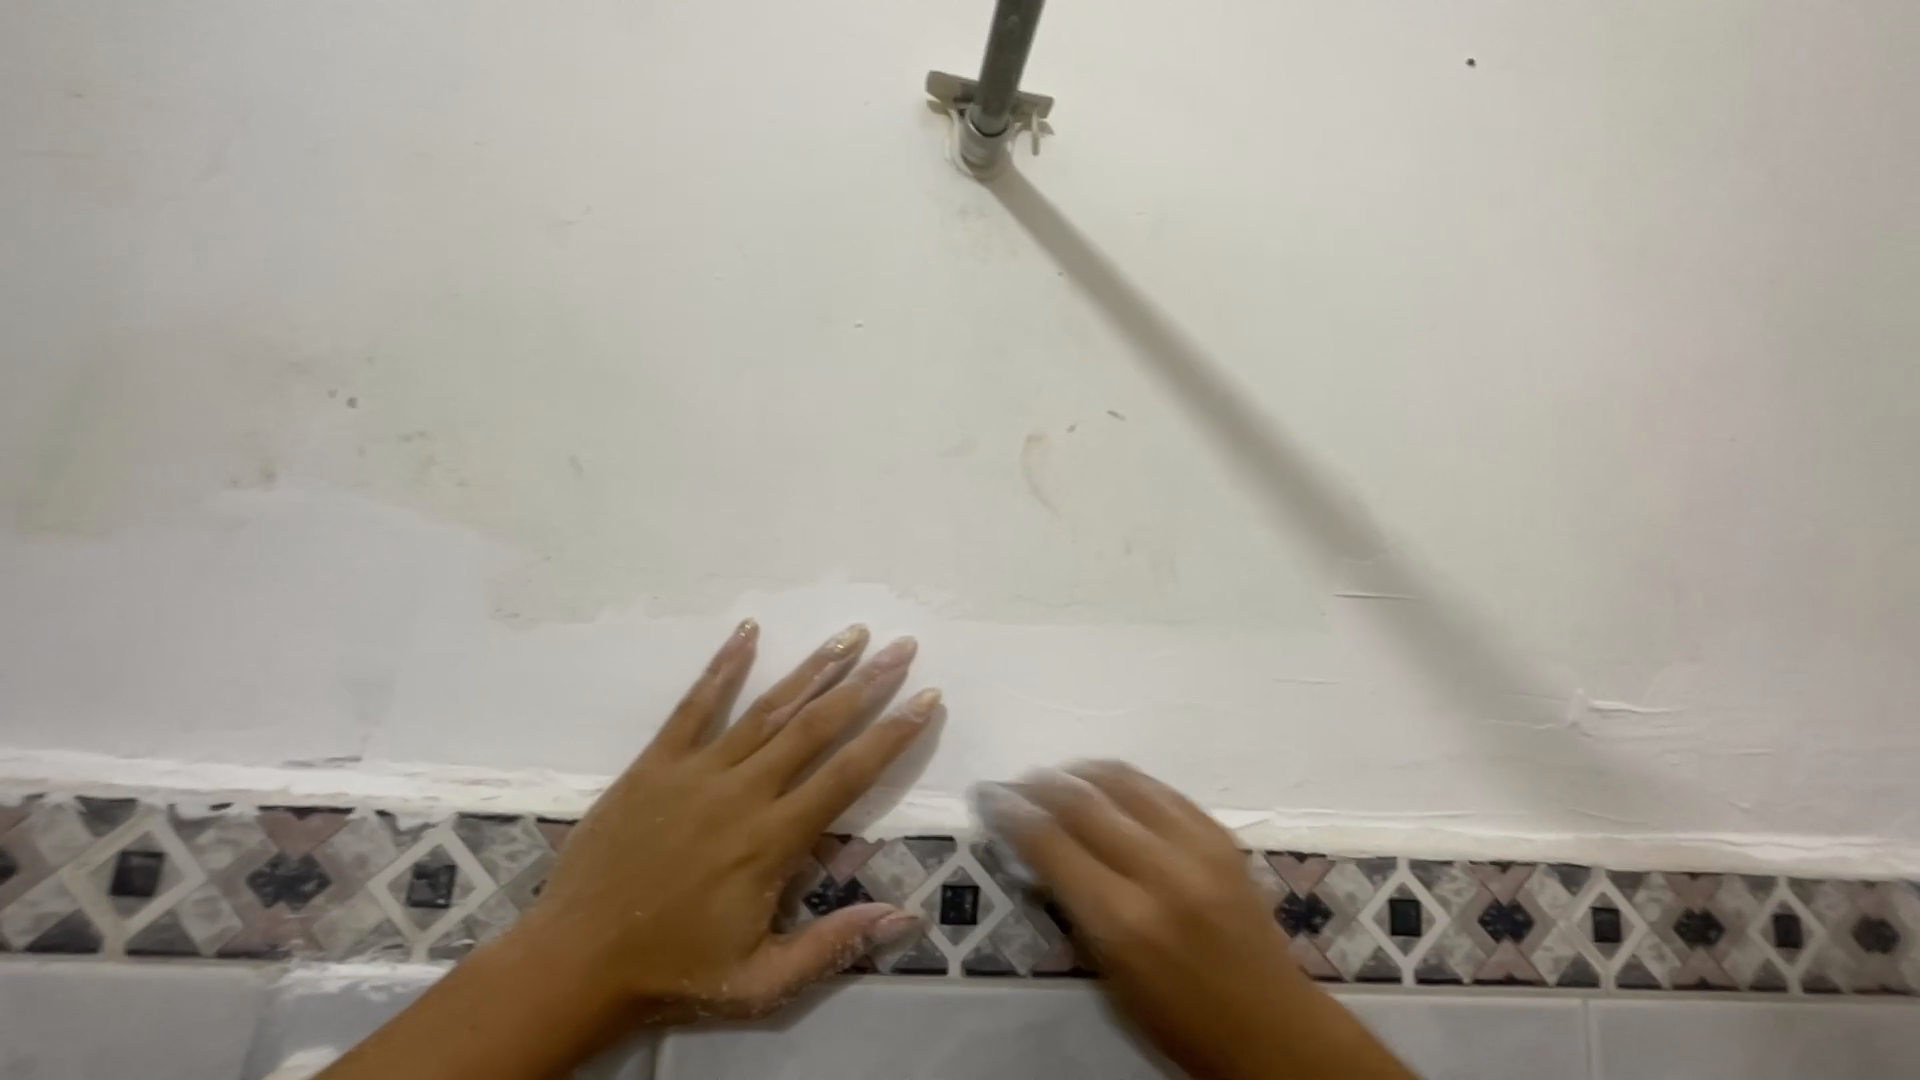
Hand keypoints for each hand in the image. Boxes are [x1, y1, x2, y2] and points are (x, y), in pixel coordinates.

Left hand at [523, 619, 938, 1024]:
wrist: (573, 962)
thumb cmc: (674, 972)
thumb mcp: (761, 984)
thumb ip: (833, 945)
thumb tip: (907, 918)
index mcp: (773, 841)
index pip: (849, 774)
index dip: (893, 733)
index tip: (926, 697)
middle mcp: (742, 793)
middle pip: (816, 726)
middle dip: (866, 684)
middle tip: (902, 646)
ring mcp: (696, 771)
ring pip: (767, 708)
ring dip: (814, 668)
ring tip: (851, 634)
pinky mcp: (655, 762)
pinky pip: (694, 704)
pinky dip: (724, 665)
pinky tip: (748, 630)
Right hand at [978, 762, 1412, 1079]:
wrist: (1272, 1029)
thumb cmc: (1177, 1019)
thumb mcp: (1108, 975)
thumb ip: (1073, 906)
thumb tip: (1037, 851)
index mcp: (1121, 919)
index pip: (1049, 842)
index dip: (1012, 814)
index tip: (991, 800)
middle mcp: (1158, 872)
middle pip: (1081, 801)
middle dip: (1039, 785)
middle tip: (1019, 784)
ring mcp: (1196, 847)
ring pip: (1122, 780)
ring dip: (1080, 773)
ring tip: (1059, 777)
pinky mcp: (1221, 836)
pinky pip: (1161, 790)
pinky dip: (1125, 782)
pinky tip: (1109, 787)